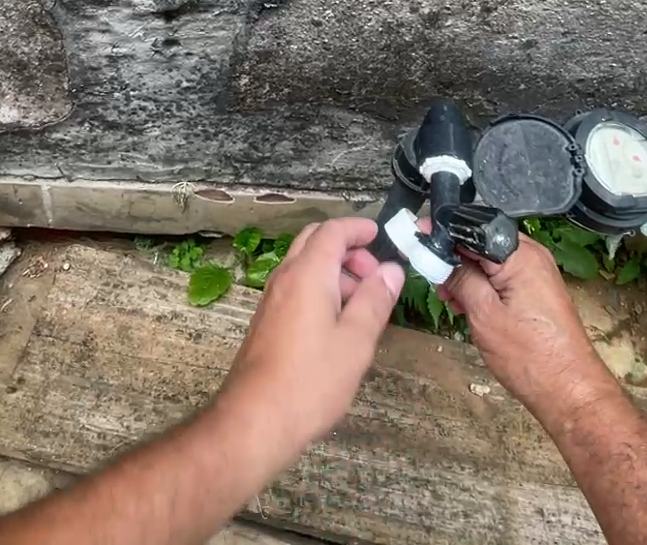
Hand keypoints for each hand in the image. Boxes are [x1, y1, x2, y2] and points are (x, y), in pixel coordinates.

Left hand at [213, 218, 403, 459]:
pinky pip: (297, 285)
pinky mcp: (268, 319)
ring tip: (362, 301)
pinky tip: (338, 321)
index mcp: (309, 273)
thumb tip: (391, 270)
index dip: (358, 228)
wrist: (255, 419)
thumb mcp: (356, 340)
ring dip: (334, 269)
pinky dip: (320, 286)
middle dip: (347, 247)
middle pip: (315, 241)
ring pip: (305, 264)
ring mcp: (273, 298)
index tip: (379, 235)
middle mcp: (286, 277)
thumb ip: (375, 299)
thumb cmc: (310, 380)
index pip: (332, 231)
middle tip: (374, 272)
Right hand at [438, 233, 616, 426]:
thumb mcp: (483, 314)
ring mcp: (536, 273)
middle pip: (481, 242)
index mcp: (521, 254)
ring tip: (452, 300)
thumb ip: (459, 277)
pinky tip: (470, 306)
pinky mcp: (536, 290)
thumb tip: (437, 254)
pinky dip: (483, 285)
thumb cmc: (530, 357)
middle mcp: (532, 256)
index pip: (473, 227)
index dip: (443, 232)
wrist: (570, 393)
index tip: (419, 238)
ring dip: (466, 275)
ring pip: (490, 260)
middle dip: (454, 257)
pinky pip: (502, 275)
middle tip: (436, 282)